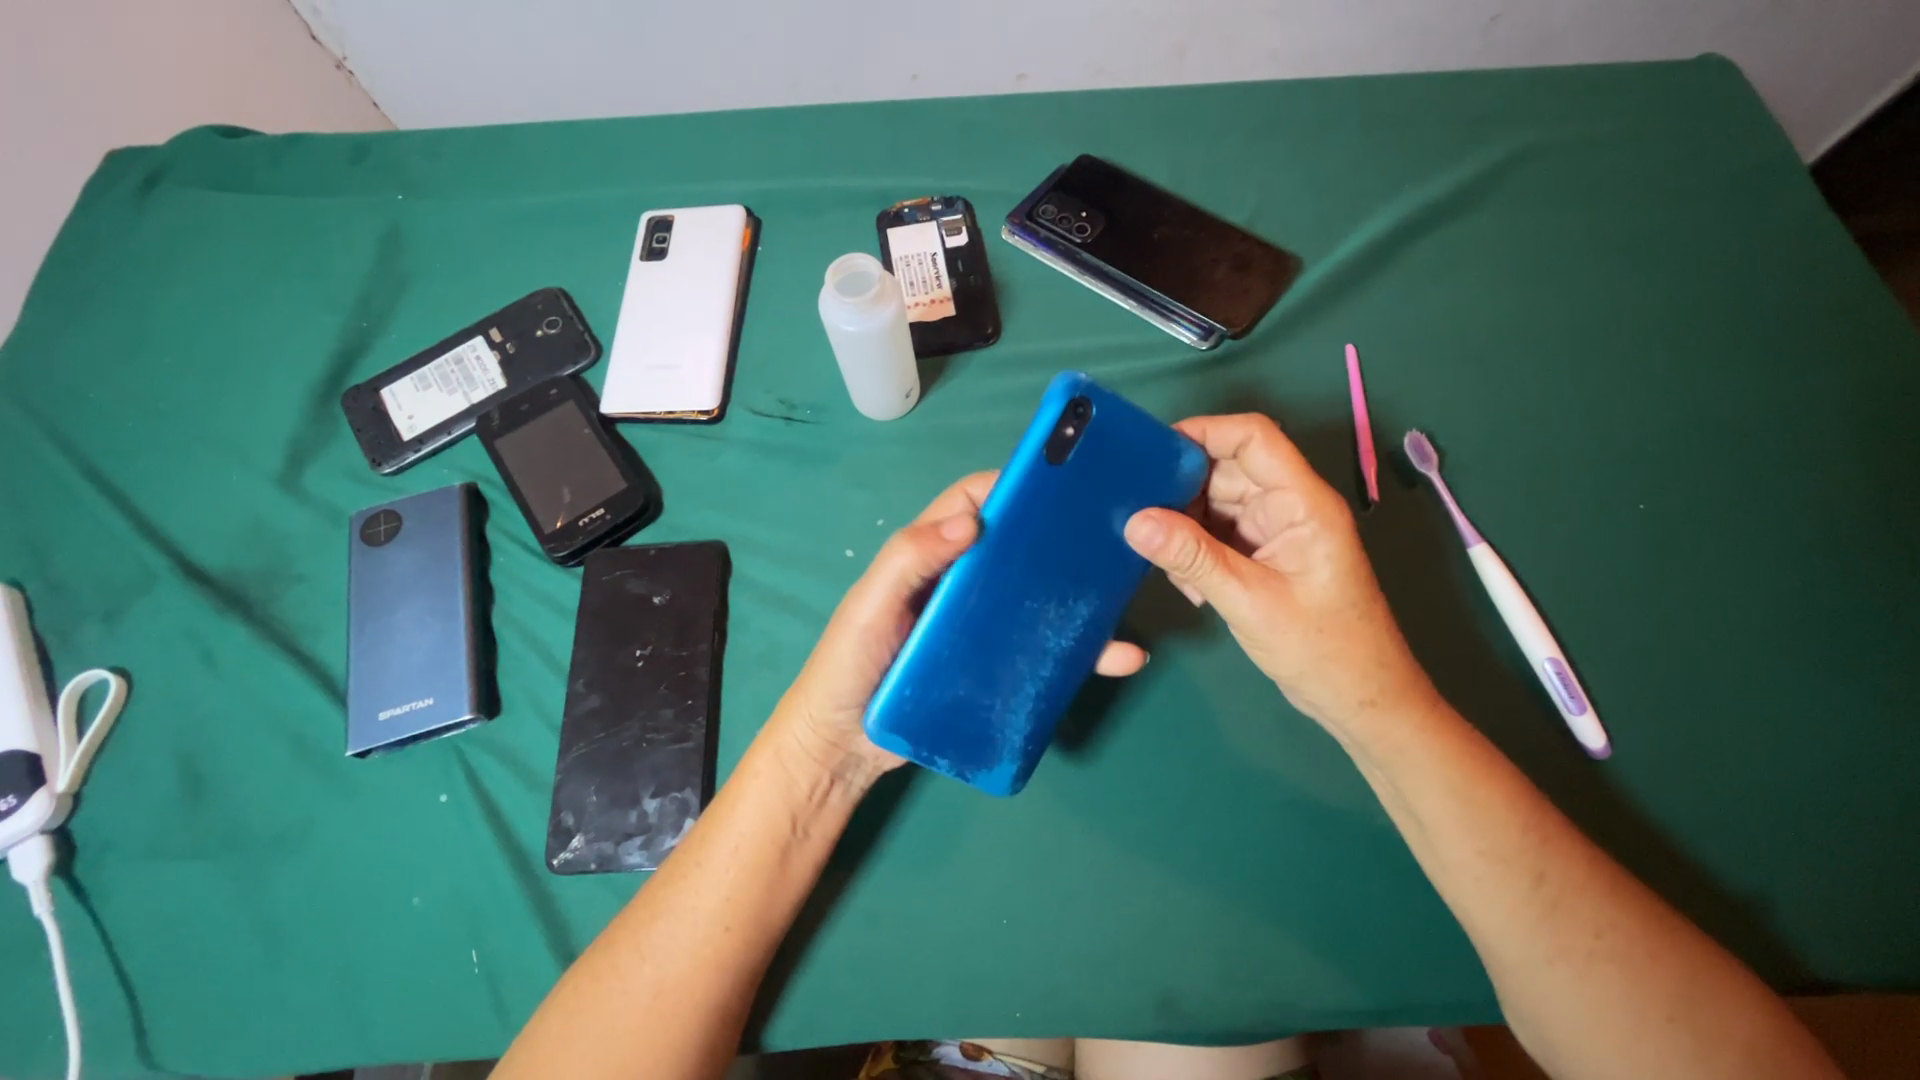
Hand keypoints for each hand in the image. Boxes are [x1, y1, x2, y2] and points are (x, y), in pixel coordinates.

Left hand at [769, 471, 1148, 788]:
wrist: (844, 747)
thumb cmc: (849, 664)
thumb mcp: (870, 606)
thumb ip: (909, 559)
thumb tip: (973, 520)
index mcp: (927, 558)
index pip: (970, 504)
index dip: (1006, 487)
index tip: (1054, 483)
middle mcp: (958, 585)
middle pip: (1013, 549)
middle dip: (1055, 537)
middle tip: (1107, 534)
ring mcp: (978, 629)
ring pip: (1036, 600)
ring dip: (1077, 595)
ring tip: (1121, 593)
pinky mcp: (993, 669)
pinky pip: (1043, 652)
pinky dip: (1081, 653)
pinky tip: (1119, 656)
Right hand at [1123, 414, 1439, 733]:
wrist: (1359, 699)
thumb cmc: (1321, 648)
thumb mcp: (1249, 601)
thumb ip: (1192, 558)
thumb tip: (1135, 523)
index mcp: (1301, 502)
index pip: (1253, 438)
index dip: (1203, 432)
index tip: (1150, 453)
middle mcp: (1288, 506)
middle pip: (1226, 469)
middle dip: (1180, 488)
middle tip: (1135, 513)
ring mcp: (1275, 531)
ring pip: (1215, 503)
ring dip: (1183, 526)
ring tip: (1160, 558)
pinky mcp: (1264, 555)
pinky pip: (1217, 534)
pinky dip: (1194, 551)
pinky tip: (1184, 582)